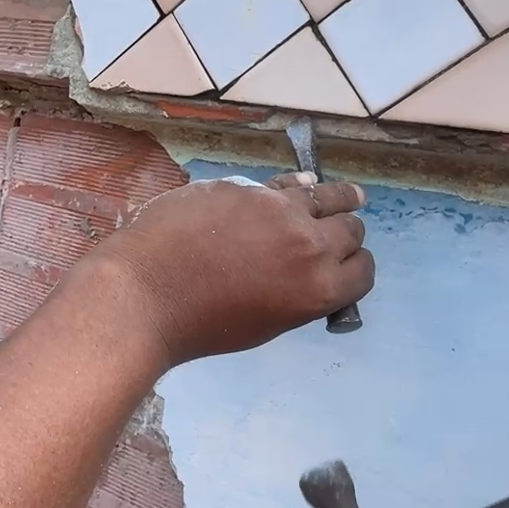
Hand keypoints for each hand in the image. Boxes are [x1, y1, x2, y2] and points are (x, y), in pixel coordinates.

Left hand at [77, 172, 374, 367]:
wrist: (145, 292)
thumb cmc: (199, 324)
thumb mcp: (263, 323)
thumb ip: (296, 295)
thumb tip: (304, 272)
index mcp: (318, 290)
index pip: (362, 271)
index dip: (354, 267)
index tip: (345, 264)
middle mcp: (310, 246)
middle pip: (349, 230)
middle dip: (345, 234)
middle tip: (335, 234)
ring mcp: (278, 209)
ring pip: (326, 196)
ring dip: (338, 198)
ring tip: (350, 196)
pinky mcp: (247, 187)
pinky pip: (283, 183)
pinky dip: (295, 187)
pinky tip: (302, 184)